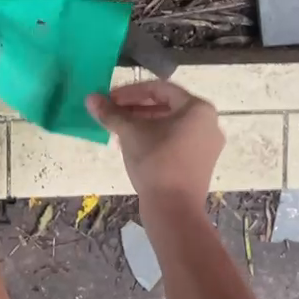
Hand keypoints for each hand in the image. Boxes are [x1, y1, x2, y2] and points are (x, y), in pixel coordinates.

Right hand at [86, 80, 224, 204]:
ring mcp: (207, 144)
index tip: (109, 98)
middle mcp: (208, 123)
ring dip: (143, 121)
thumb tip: (91, 99)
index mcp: (197, 108)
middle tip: (112, 111)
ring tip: (119, 127)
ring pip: (170, 123)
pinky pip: (176, 139)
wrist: (174, 209)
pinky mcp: (201, 162)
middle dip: (135, 106)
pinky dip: (155, 136)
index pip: (159, 89)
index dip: (130, 91)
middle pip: (166, 105)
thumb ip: (110, 112)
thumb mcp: (129, 132)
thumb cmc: (155, 161)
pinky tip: (133, 143)